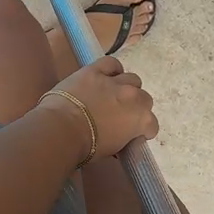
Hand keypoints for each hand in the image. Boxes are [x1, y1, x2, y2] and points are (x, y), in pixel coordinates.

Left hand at [41, 56, 158, 159]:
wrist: (63, 129)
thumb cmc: (88, 147)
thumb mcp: (114, 149)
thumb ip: (124, 138)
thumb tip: (123, 137)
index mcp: (141, 119)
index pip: (151, 124)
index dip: (142, 130)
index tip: (132, 134)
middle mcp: (133, 96)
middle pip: (144, 98)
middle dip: (135, 107)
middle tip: (121, 115)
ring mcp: (114, 81)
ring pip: (132, 79)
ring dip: (126, 87)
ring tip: (112, 95)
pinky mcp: (95, 70)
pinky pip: (111, 63)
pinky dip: (111, 69)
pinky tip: (105, 76)